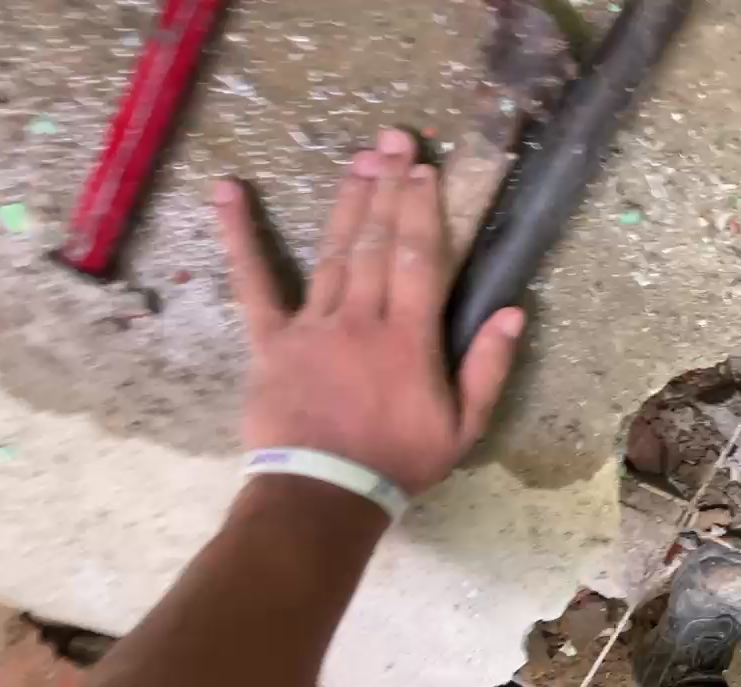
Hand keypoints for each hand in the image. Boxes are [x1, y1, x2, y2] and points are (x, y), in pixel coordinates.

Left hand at [213, 127, 524, 496]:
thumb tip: (512, 313)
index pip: (418, 261)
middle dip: (388, 190)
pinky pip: (254, 282)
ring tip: (358, 160)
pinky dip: (240, 237)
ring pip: (331, 253)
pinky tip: (229, 192)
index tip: (426, 172)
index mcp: (410, 340)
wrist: (327, 490)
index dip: (422, 212)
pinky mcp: (271, 338)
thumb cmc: (403, 460)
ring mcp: (312, 325)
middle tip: (393, 142)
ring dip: (345, 202)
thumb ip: (488, 369)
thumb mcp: (465, 426)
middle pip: (375, 244)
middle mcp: (361, 319)